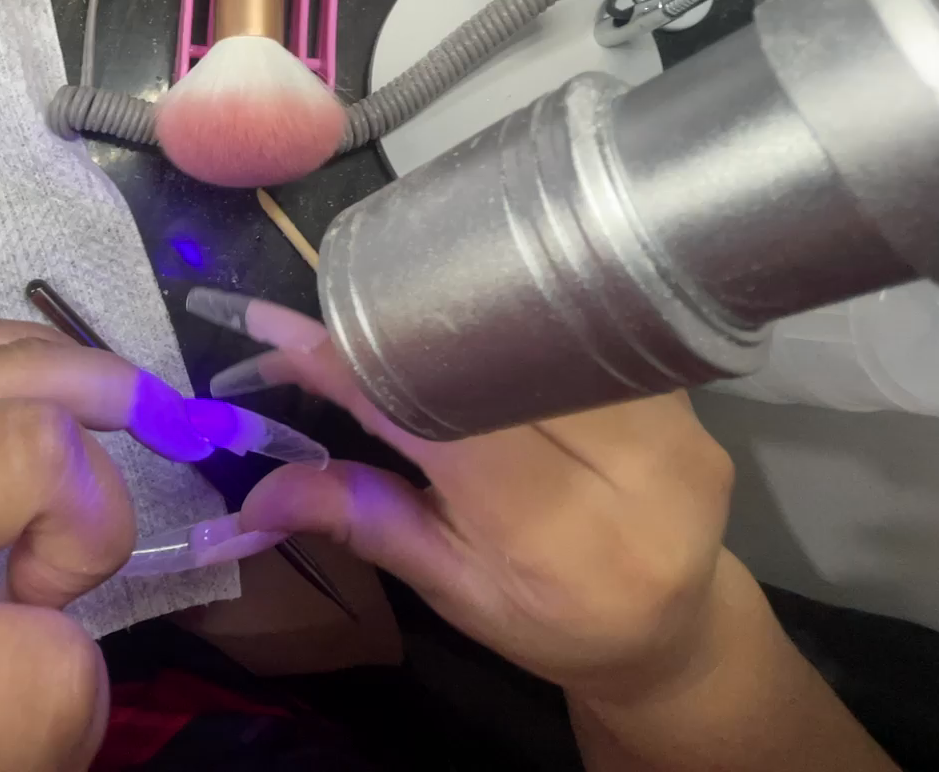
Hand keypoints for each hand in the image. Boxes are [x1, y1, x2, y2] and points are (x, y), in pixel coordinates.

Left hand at [0, 319, 200, 771]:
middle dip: (96, 525)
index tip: (41, 718)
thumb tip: (59, 693)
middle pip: (37, 458)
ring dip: (98, 413)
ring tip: (131, 449)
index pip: (38, 678)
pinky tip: (67, 397)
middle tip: (49, 580)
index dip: (79, 710)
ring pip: (22, 368)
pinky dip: (51, 362)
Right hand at [193, 294, 734, 703]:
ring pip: (524, 325)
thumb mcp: (448, 586)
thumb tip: (253, 498)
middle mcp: (629, 468)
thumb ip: (360, 521)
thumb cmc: (548, 618)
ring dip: (446, 313)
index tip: (275, 327)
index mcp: (554, 535)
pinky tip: (468, 321)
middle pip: (479, 354)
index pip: (432, 417)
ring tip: (390, 312)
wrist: (674, 625)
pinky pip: (572, 324)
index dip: (350, 364)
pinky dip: (504, 317)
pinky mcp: (685, 391)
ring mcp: (671, 421)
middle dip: (391, 324)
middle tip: (330, 315)